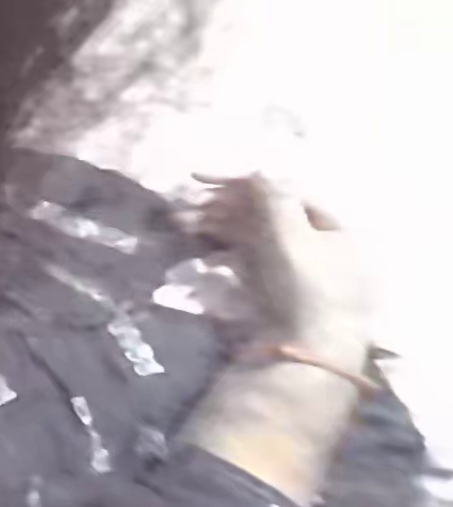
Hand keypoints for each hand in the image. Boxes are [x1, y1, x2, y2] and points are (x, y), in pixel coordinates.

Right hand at [188, 173, 373, 368]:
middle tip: (184, 205)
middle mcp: (311, 240)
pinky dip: (216, 245)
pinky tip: (198, 250)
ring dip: (209, 224)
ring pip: (242, 231)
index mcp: (328, 227)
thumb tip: (259, 170)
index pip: (280, 193)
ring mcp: (287, 260)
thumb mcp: (289, 235)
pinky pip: (238, 251)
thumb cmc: (302, 282)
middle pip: (259, 212)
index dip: (240, 184)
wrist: (304, 336)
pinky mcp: (265, 277)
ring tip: (178, 224)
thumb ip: (273, 199)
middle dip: (218, 206)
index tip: (196, 179)